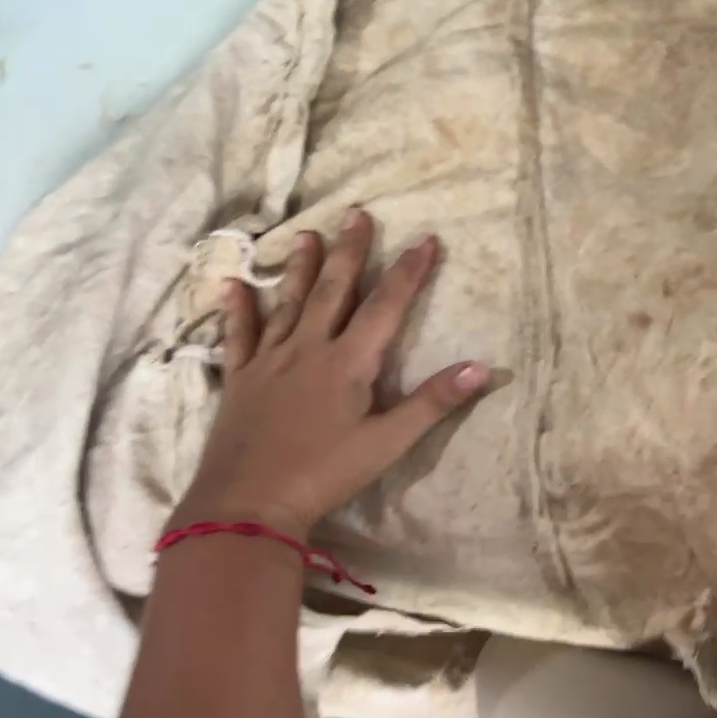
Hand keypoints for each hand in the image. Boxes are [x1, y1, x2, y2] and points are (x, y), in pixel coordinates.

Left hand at [170, 208, 488, 540]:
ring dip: (303, 267)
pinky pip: (241, 335)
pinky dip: (239, 309)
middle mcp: (308, 350)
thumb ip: (433, 402)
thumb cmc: (326, 472)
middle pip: (334, 291)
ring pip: (288, 303)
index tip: (426, 238)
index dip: (409, 272)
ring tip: (310, 233)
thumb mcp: (389, 442)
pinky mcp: (242, 380)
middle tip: (358, 214)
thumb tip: (482, 368)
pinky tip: (234, 285)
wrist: (247, 503)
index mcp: (348, 363)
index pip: (386, 307)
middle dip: (352, 252)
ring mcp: (270, 362)